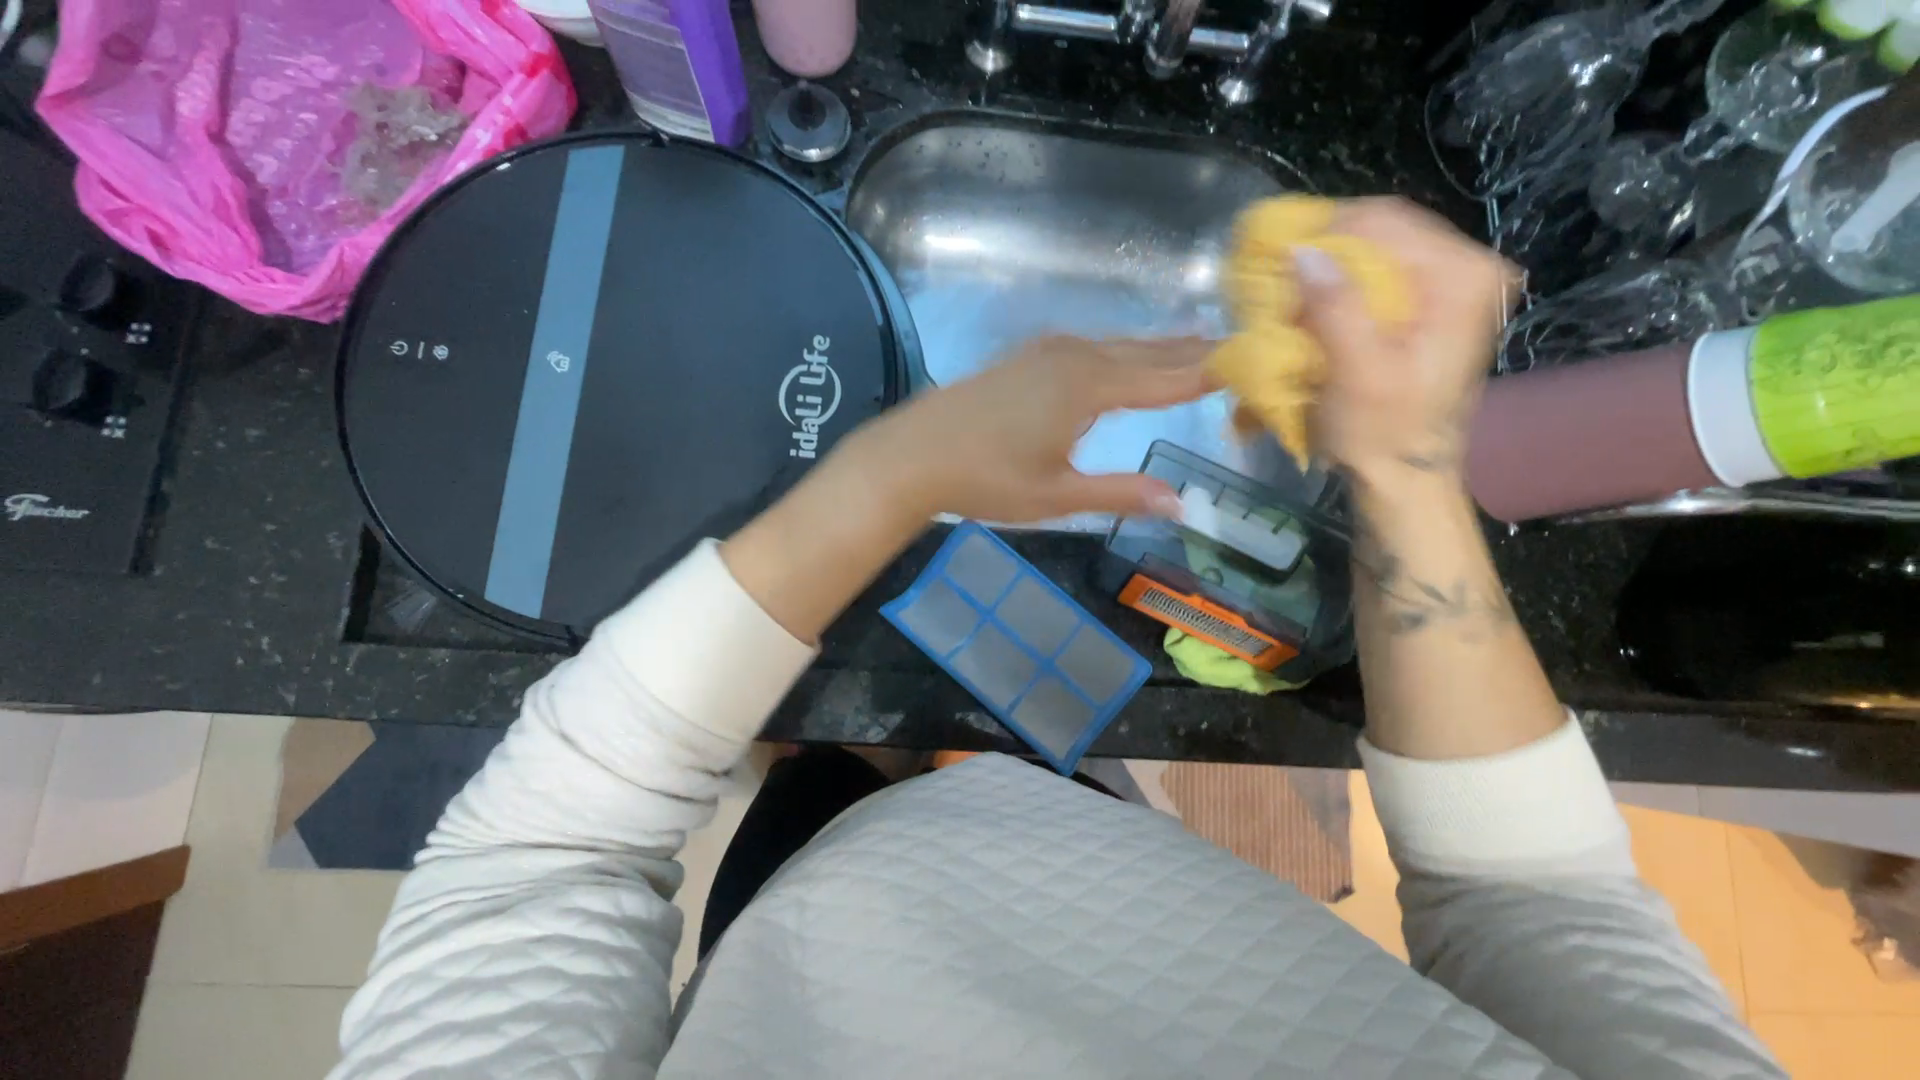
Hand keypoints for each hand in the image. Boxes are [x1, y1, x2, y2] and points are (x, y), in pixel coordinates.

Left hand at [837, 336, 1213, 524]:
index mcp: (1088, 386)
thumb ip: (1121, 493)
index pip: (1165, 377)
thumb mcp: (1058, 495)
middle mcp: (1074, 357)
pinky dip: (1122, 351)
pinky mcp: (1027, 358)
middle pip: (1146, 351)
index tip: (1253, 361)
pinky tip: (1127, 357)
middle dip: (1192, 351)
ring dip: (1158, 348)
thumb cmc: (986, 480)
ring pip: (1118, 346)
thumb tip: (1182, 503)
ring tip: (1198, 345)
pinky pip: (1091, 348)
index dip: (1209, 372)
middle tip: (1240, 344)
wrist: (912, 455)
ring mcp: (1047, 352)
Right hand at [1297, 198, 1517, 485]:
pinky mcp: (1436, 299)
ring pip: (1374, 248)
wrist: (1404, 474)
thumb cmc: (1382, 431)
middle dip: (1325, 254)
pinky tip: (1319, 311)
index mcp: (1462, 276)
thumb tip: (1302, 251)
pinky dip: (1341, 286)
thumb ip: (1337, 307)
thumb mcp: (1357, 373)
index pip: (1382, 220)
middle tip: (1284, 289)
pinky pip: (1379, 270)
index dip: (1322, 237)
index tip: (1277, 269)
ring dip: (1329, 272)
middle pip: (1380, 229)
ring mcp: (1454, 281)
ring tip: (1297, 304)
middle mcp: (1469, 266)